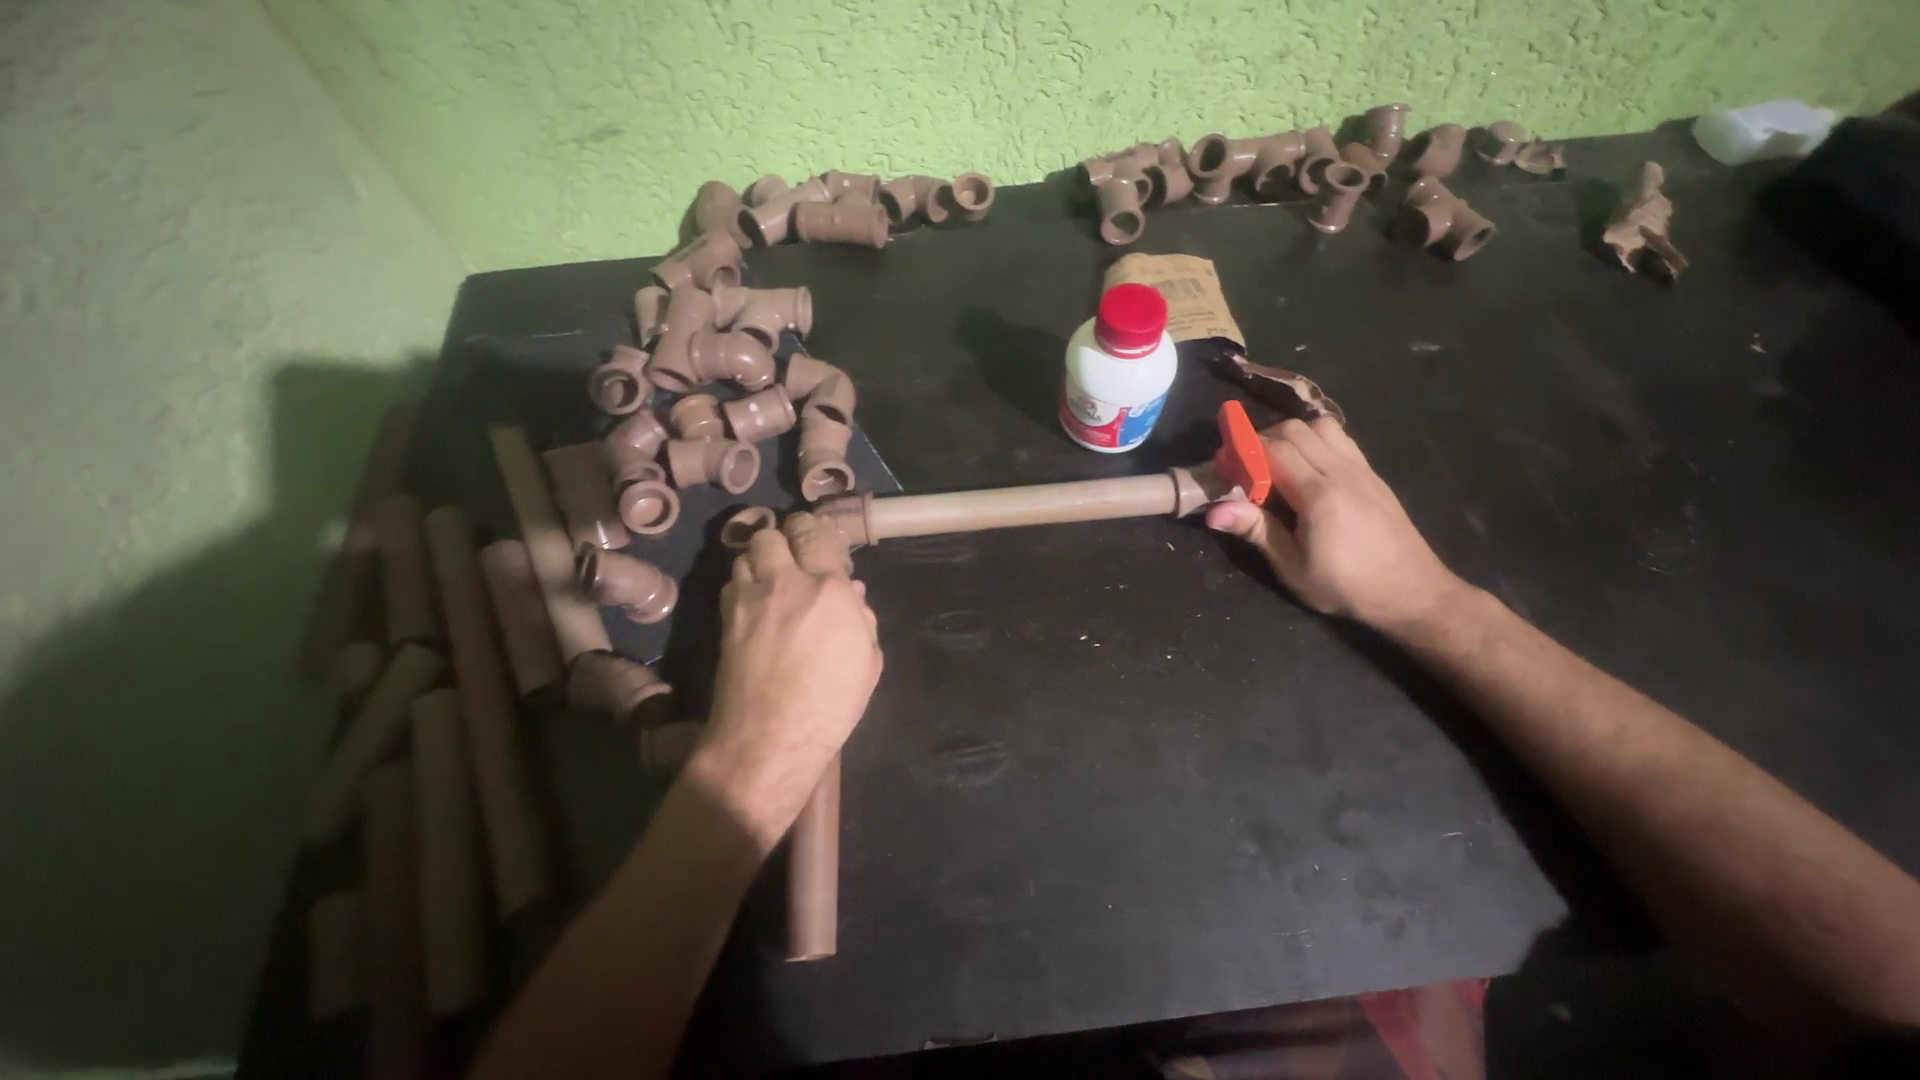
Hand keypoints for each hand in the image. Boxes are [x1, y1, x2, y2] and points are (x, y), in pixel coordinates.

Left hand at [694, 512, 881, 846]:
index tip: (821, 545)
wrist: (772, 736)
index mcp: (829, 589)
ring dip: (759, 560)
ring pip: (745, 554)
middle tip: (794, 556)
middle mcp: (786, 582)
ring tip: (771, 577)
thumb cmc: (831, 704)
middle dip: (784, 539)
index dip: (815, 532)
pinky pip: (732, 583)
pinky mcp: (726, 618)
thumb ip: (862, 619)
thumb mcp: (867, 662)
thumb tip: (851, 594)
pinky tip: (754, 603)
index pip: (815, 535)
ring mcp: (749, 599)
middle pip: (772, 535)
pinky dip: (743, 584)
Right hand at [1205, 418, 1466, 632]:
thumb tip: (1214, 512)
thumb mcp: (1293, 568)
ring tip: (1277, 464)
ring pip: (1320, 426)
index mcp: (1318, 495)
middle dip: (1263, 440)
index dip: (1242, 451)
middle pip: (1295, 430)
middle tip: (1246, 468)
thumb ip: (1256, 531)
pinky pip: (1340, 439)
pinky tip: (1308, 468)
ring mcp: (1361, 469)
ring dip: (1292, 436)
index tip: (1221, 466)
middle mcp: (1341, 472)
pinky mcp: (1373, 474)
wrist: (1412, 592)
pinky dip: (1316, 441)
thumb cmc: (1346, 587)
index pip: (1274, 450)